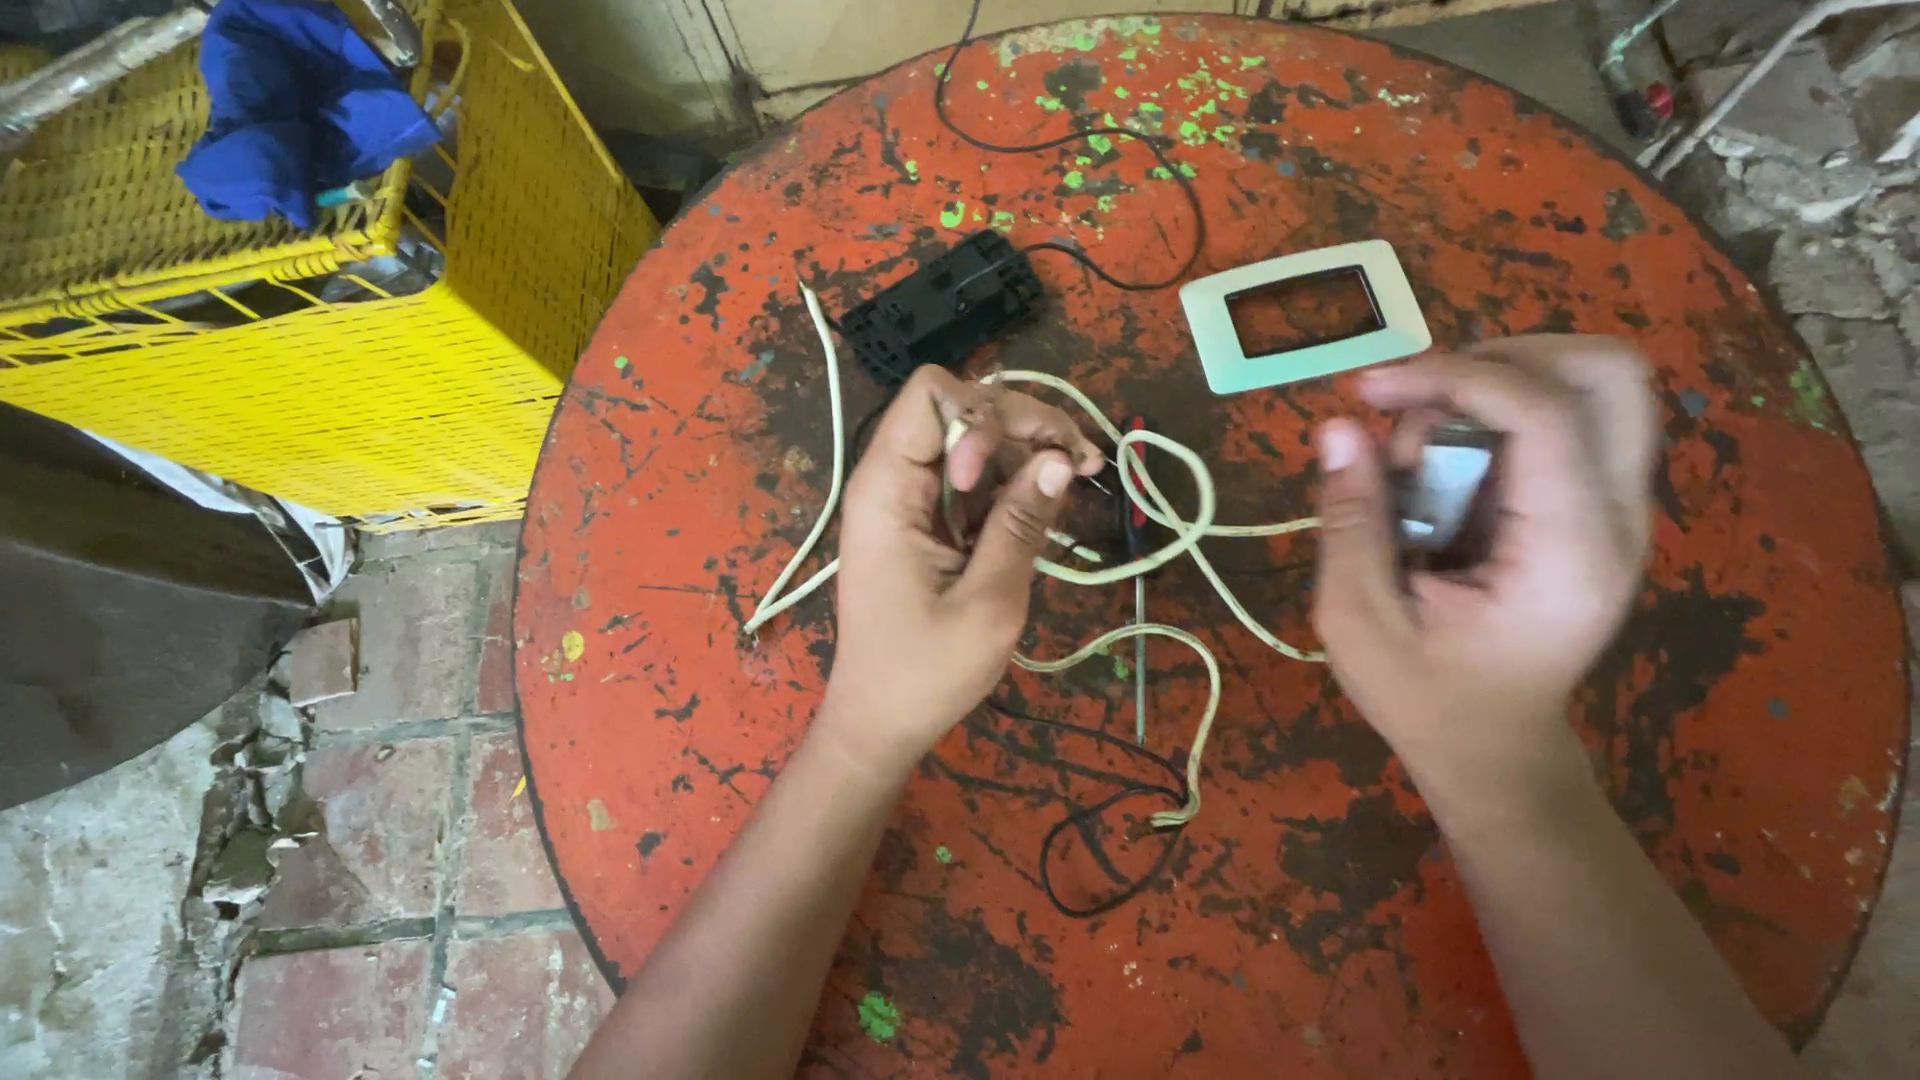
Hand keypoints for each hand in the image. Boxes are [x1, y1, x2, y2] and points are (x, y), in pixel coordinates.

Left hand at [817, 367, 1104, 777]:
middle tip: (1081, 461)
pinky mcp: (927, 523)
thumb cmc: (925, 673)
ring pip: (973, 440)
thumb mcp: (988, 602)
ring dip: (1026, 450)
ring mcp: (910, 501)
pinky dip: (1012, 482)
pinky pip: (972, 480)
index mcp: (888, 490)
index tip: (1009, 471)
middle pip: (959, 409)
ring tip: (1078, 476)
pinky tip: (1051, 498)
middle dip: (1022, 424)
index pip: (931, 395)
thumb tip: (1061, 459)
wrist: (881, 722)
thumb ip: (1022, 525)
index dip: (984, 415)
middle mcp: (893, 481)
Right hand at [1312, 336, 1656, 792]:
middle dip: (1498, 360)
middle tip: (1414, 402)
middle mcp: (1619, 518)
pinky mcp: (1591, 508)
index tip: (1368, 392)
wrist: (1492, 749)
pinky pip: (1561, 419)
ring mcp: (1615, 511)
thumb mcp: (1358, 619)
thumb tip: (1335, 429)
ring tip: (1416, 453)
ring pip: (1589, 385)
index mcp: (1569, 553)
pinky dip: (1491, 416)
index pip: (1546, 414)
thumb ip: (1350, 521)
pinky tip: (1435, 468)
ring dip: (1490, 388)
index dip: (1454, 378)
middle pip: (1606, 372)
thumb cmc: (1423, 697)